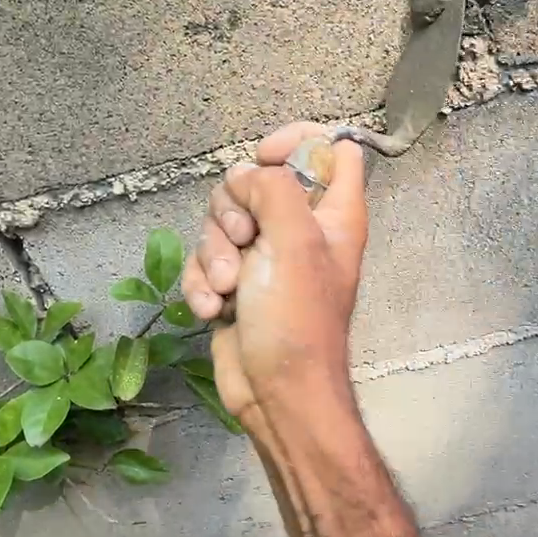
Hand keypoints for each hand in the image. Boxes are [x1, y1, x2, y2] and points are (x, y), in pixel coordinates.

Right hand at [181, 122, 368, 429]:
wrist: (275, 395)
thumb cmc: (298, 320)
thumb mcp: (295, 244)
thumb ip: (274, 191)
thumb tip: (249, 174)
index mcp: (334, 211)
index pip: (331, 148)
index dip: (297, 141)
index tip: (266, 155)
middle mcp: (300, 227)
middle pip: (254, 180)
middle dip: (235, 211)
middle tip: (246, 242)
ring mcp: (264, 254)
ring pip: (221, 220)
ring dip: (215, 256)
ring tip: (231, 289)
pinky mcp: (234, 281)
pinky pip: (204, 259)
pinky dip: (203, 282)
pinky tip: (215, 310)